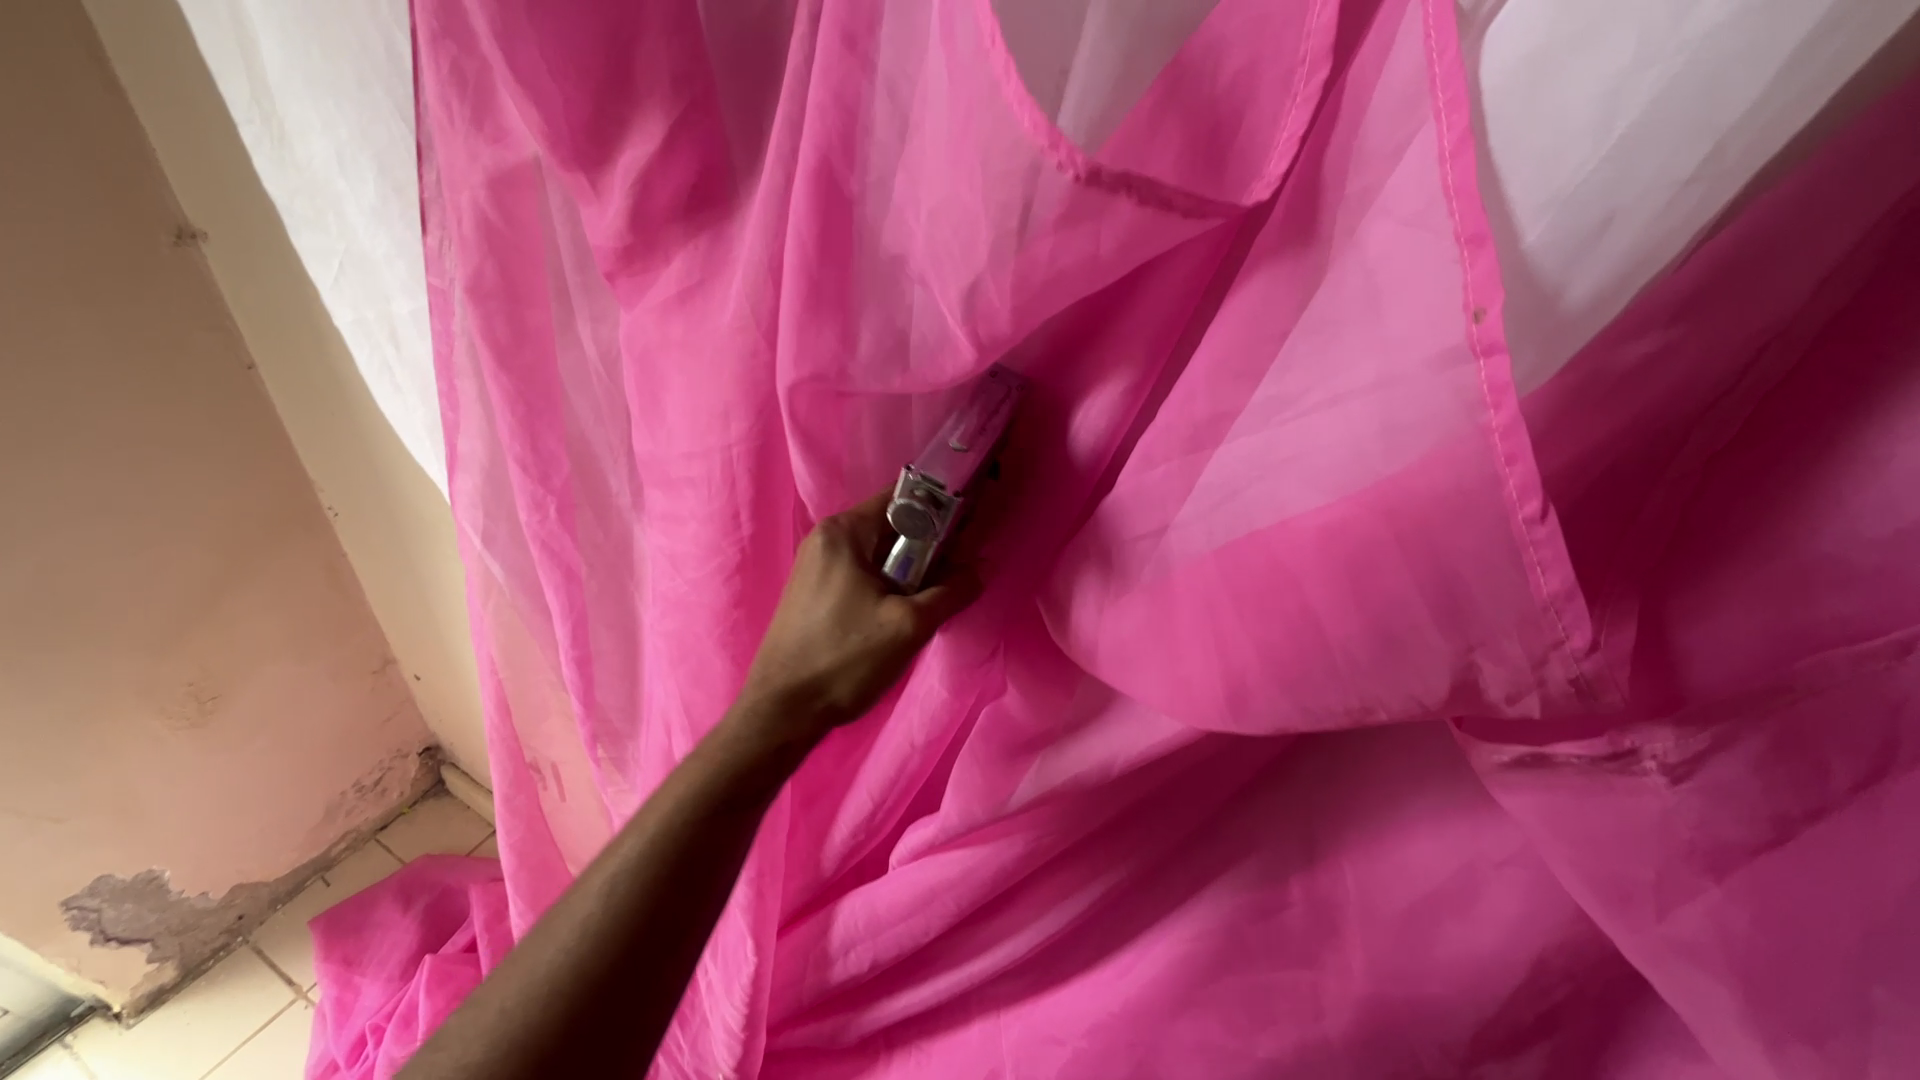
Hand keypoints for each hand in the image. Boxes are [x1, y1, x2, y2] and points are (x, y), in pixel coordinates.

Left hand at [733, 490, 981, 741]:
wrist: (784, 710)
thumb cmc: (844, 658)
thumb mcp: (909, 625)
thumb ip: (950, 592)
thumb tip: (978, 572)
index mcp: (843, 532)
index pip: (903, 500)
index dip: (941, 510)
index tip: (971, 529)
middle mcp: (825, 540)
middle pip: (891, 528)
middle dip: (928, 547)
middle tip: (959, 571)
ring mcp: (815, 567)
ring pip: (878, 555)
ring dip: (910, 572)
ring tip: (935, 597)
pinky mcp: (814, 594)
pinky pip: (861, 575)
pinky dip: (887, 586)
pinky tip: (902, 613)